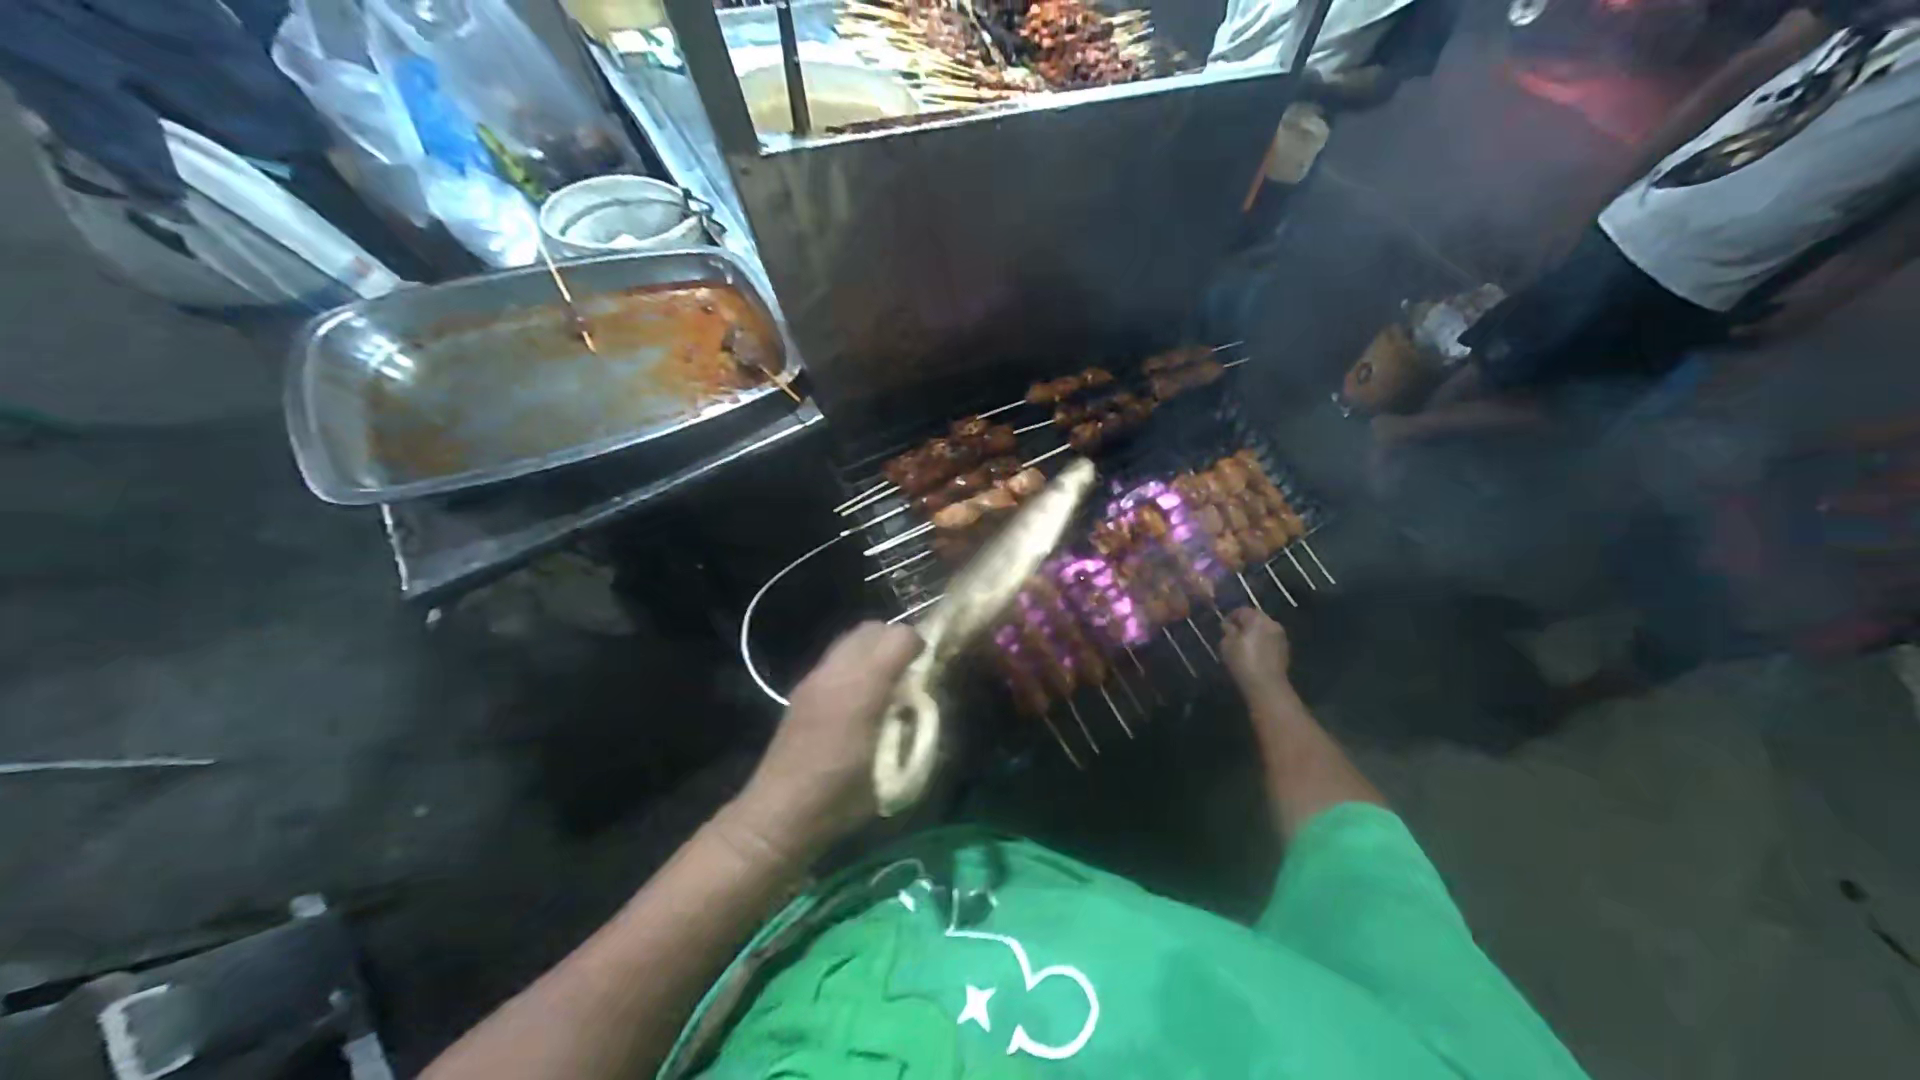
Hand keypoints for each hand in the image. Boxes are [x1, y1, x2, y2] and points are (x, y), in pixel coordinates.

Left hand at [730, 622, 922, 859]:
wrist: (778, 815)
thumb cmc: (841, 798)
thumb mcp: (896, 773)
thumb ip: (918, 729)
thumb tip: (930, 702)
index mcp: (862, 689)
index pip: (899, 637)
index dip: (921, 647)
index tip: (930, 669)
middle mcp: (836, 672)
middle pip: (873, 628)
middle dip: (897, 642)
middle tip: (909, 672)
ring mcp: (814, 678)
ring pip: (851, 638)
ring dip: (874, 650)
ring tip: (885, 683)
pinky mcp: (801, 689)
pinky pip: (836, 657)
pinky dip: (854, 663)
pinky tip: (859, 697)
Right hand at [1220, 607, 1293, 710]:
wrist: (1266, 685)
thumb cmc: (1243, 661)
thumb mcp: (1227, 644)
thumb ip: (1228, 631)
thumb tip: (1229, 625)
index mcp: (1257, 618)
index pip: (1241, 610)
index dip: (1230, 617)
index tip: (1223, 628)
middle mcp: (1272, 623)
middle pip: (1255, 618)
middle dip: (1244, 624)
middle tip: (1233, 636)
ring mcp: (1281, 636)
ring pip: (1264, 629)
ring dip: (1254, 634)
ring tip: (1243, 646)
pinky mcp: (1285, 649)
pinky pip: (1270, 640)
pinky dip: (1262, 643)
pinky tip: (1254, 654)